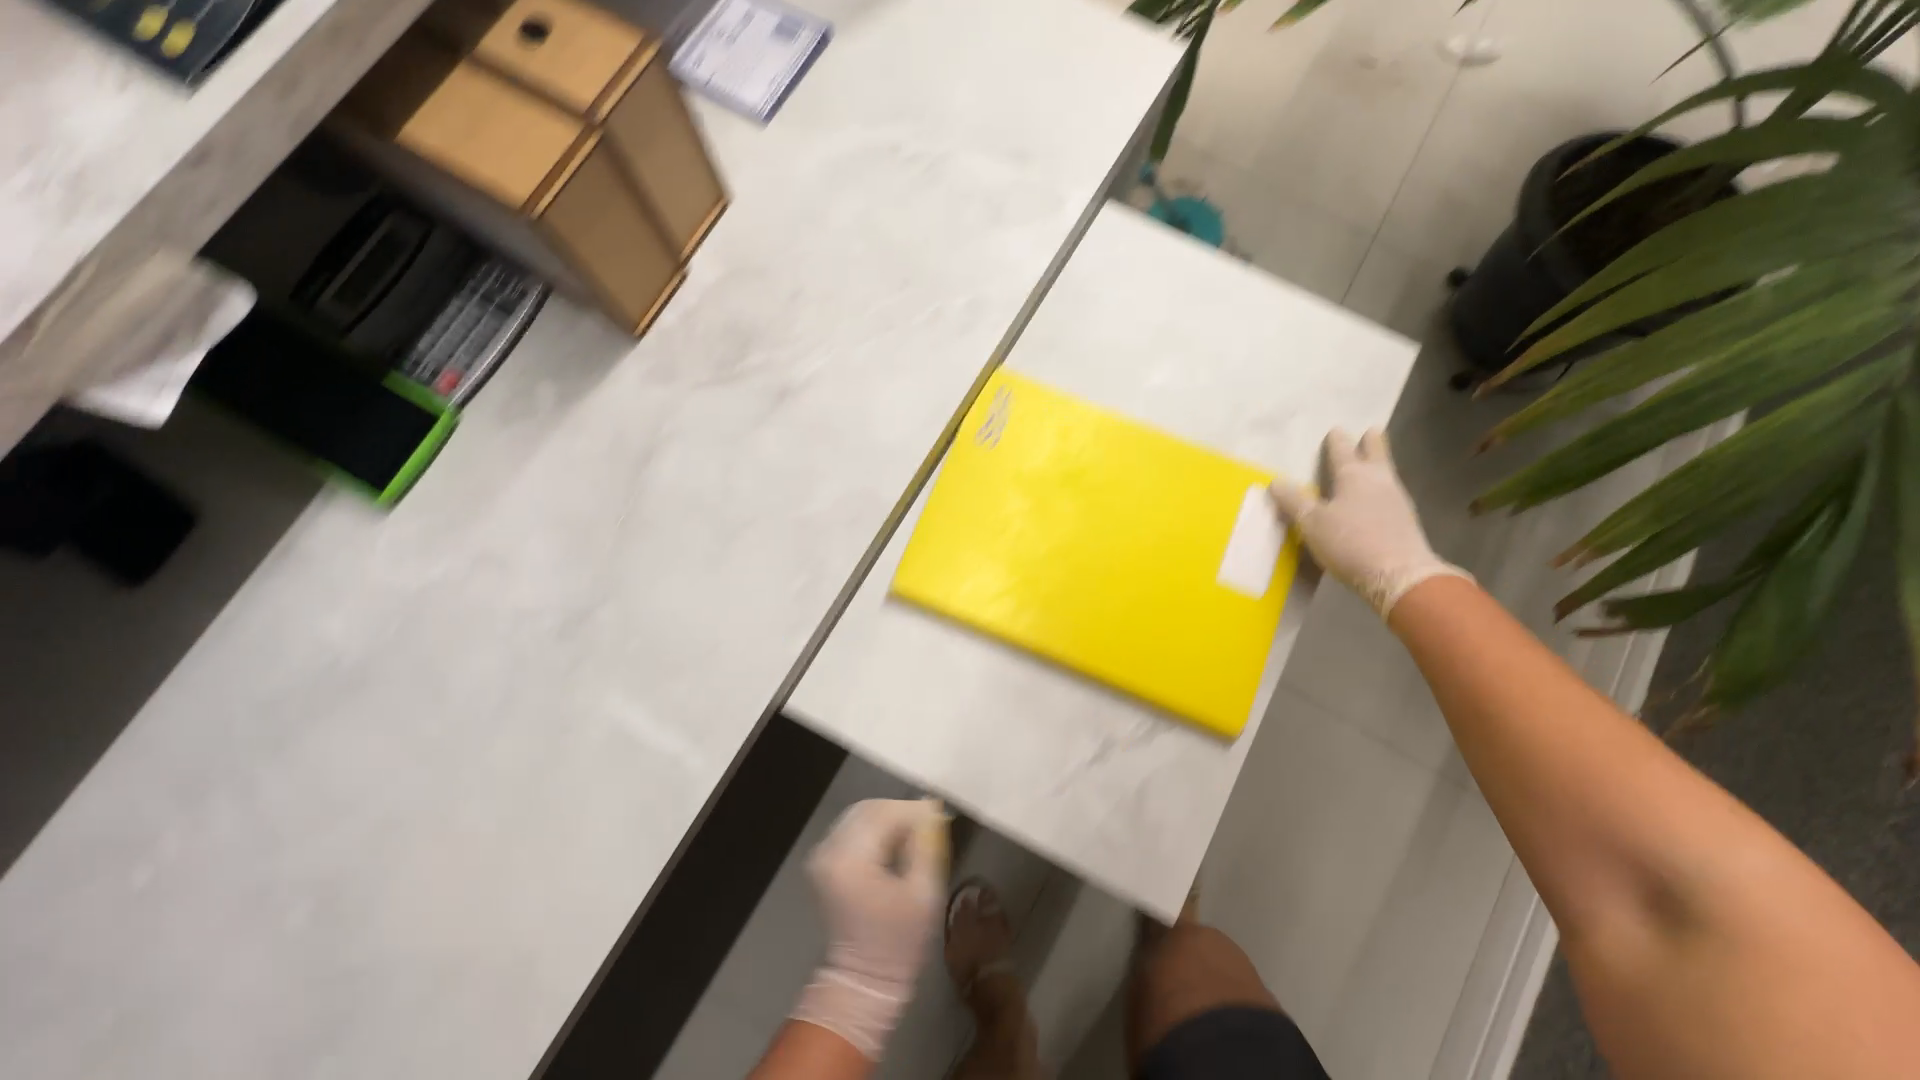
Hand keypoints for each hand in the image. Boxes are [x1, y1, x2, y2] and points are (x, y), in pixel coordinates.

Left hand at [791, 798, 947, 1059]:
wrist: (864, 977)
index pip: (885, 813)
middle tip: (931, 825)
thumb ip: (927, 847)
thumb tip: (931, 812)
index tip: (941, 816)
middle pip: (869, 809)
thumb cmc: (899, 942)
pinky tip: (896, 845)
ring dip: (889, 819)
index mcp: (851, 859)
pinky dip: (876, 830)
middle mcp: (829, 850)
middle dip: (902, 812)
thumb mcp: (924, 893)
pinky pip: (853, 830)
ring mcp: (822, 855)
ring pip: (860, 816)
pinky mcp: (824, 862)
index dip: (915, 811)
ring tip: (917, 836)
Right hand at [1270, 429, 1470, 618]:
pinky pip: (1392, 494)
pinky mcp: (1405, 521)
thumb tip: (1275, 481)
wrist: (1399, 575)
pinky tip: (1380, 497)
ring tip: (1375, 461)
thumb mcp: (1312, 523)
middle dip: (1372, 443)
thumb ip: (1293, 501)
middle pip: (1375, 455)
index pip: (1342, 452)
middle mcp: (1379, 481)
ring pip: (1387, 473)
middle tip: (1372, 430)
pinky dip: (1383, 488)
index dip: (1337, 441)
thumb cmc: (1350, 543)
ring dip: (1380, 463)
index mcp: (1353, 476)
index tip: (1336, 430)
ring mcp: (1397, 500)